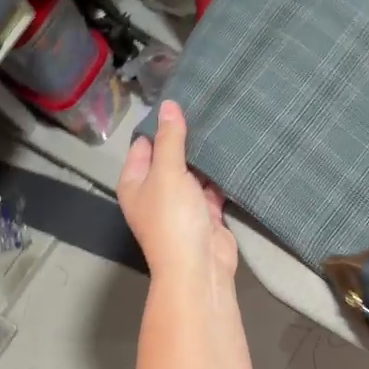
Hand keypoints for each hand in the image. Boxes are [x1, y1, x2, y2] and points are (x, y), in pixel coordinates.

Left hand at [118, 101, 237, 285]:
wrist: (199, 267)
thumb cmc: (173, 218)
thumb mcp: (167, 173)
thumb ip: (170, 139)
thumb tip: (168, 105)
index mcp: (135, 182)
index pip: (144, 145)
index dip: (159, 125)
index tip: (181, 102)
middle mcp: (156, 192)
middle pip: (170, 157)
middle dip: (186, 138)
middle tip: (208, 108)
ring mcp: (182, 204)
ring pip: (193, 172)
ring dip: (205, 156)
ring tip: (223, 124)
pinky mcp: (206, 214)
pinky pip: (212, 188)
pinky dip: (221, 175)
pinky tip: (233, 152)